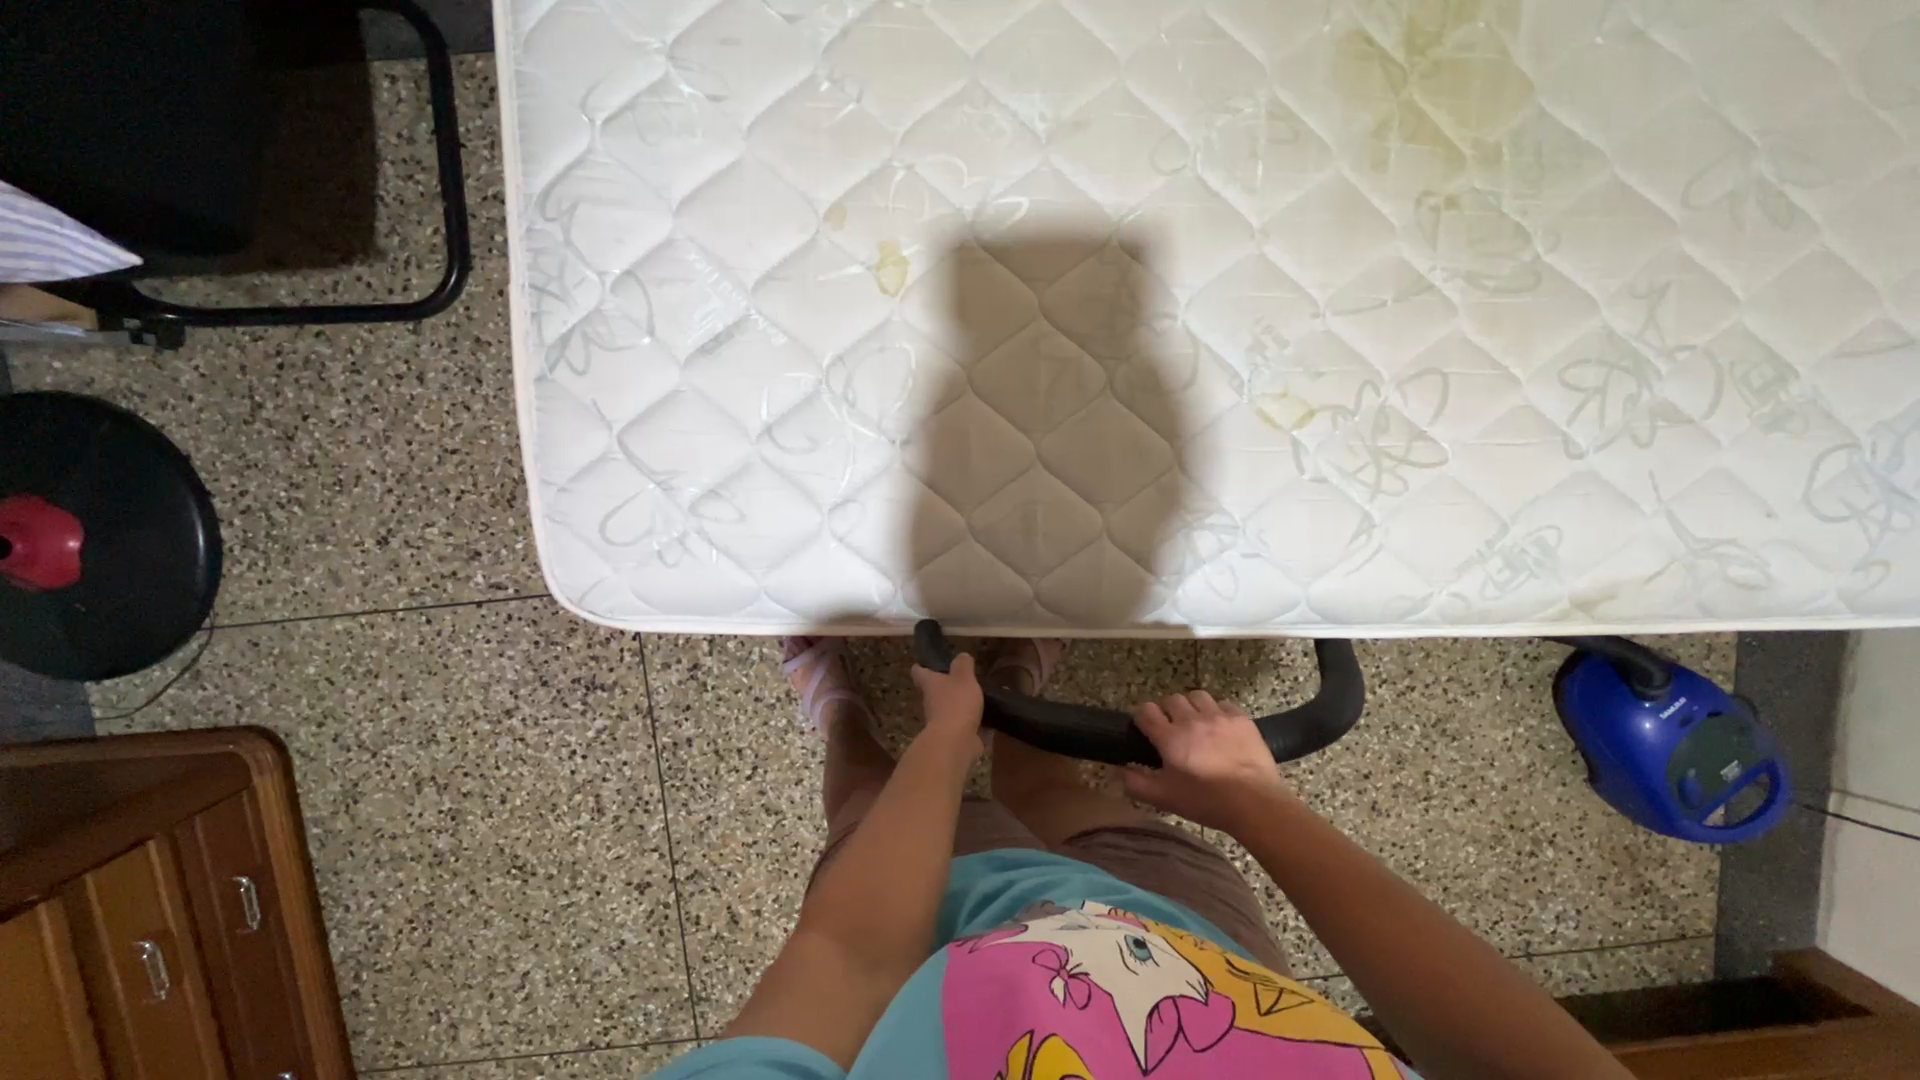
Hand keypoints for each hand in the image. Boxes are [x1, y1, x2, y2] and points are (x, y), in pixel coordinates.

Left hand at [911, 653, 985, 758]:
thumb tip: (961, 655)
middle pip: (934, 692)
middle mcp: (931, 702)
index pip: (919, 672)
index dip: (920, 667)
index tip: (922, 664)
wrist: (955, 741)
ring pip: (949, 709)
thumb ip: (963, 665)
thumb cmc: (956, 703)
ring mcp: (941, 721)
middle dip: (944, 687)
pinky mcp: (954, 736)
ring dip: (960, 706)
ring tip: (978, 699)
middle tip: (960, 680)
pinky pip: (965, 726)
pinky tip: (989, 720)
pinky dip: (974, 723)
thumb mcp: (963, 677)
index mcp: (930, 684)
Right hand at [1123, 690, 1297, 833]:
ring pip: (1197, 696)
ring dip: (1192, 707)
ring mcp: (1218, 716)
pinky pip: (1223, 703)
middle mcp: (1191, 720)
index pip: (1145, 711)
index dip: (1143, 718)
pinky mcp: (1241, 718)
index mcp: (1170, 737)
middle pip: (1171, 699)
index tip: (1147, 730)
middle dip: (1167, 711)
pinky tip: (1220, 728)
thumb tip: (1120, 769)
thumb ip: (1136, 783)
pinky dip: (1217, 711)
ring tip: (1196, 723)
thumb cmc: (1206, 802)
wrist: (1254, 803)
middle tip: (1173, 730)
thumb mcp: (1165, 799)